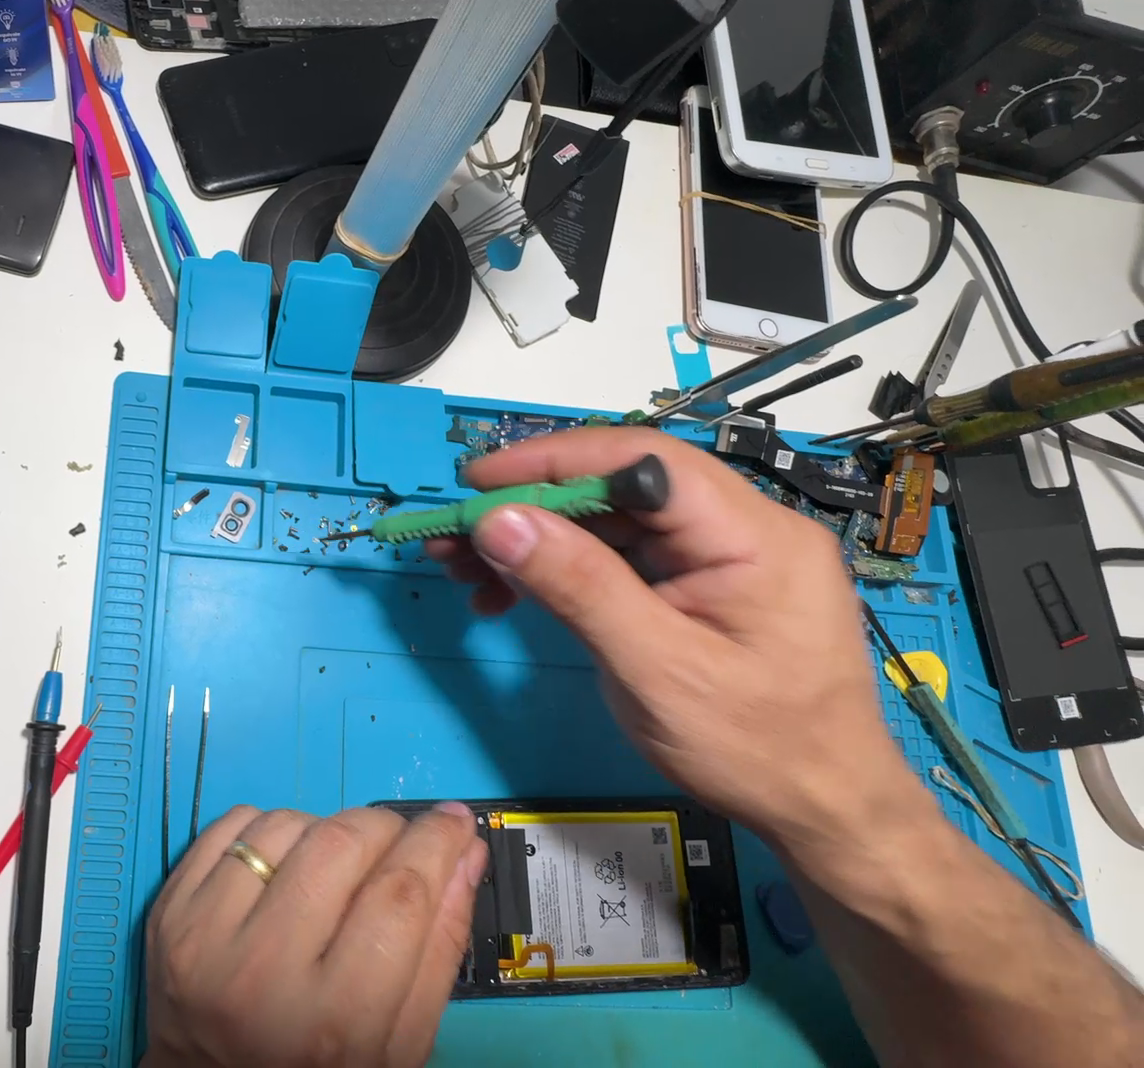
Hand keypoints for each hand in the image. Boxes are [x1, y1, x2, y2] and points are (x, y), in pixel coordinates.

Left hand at [142, 803, 485, 1067]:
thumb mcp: (399, 1041)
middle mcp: (263, 972)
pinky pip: (233, 823)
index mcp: (335, 1021)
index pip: (398, 897)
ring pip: (286, 824)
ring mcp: (204, 933)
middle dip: (382, 827)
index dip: (435, 844)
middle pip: (339, 846)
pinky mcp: (170, 904)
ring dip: (323, 829)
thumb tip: (462, 850)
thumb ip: (438, 946)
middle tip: (393, 840)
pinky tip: (281, 864)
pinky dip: (270, 827)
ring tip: (331, 867)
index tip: (452, 820)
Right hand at [425, 427, 929, 850]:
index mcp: (751, 536)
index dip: (552, 461)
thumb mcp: (656, 669)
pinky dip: (552, 570)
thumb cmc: (752, 747)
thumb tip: (499, 520)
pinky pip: (610, 558)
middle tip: (454, 535)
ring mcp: (712, 556)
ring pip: (603, 523)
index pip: (643, 463)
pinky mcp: (689, 583)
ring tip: (463, 568)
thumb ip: (579, 586)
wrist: (818, 810)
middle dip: (526, 507)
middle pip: (615, 489)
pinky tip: (504, 594)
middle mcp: (736, 528)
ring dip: (529, 540)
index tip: (476, 483)